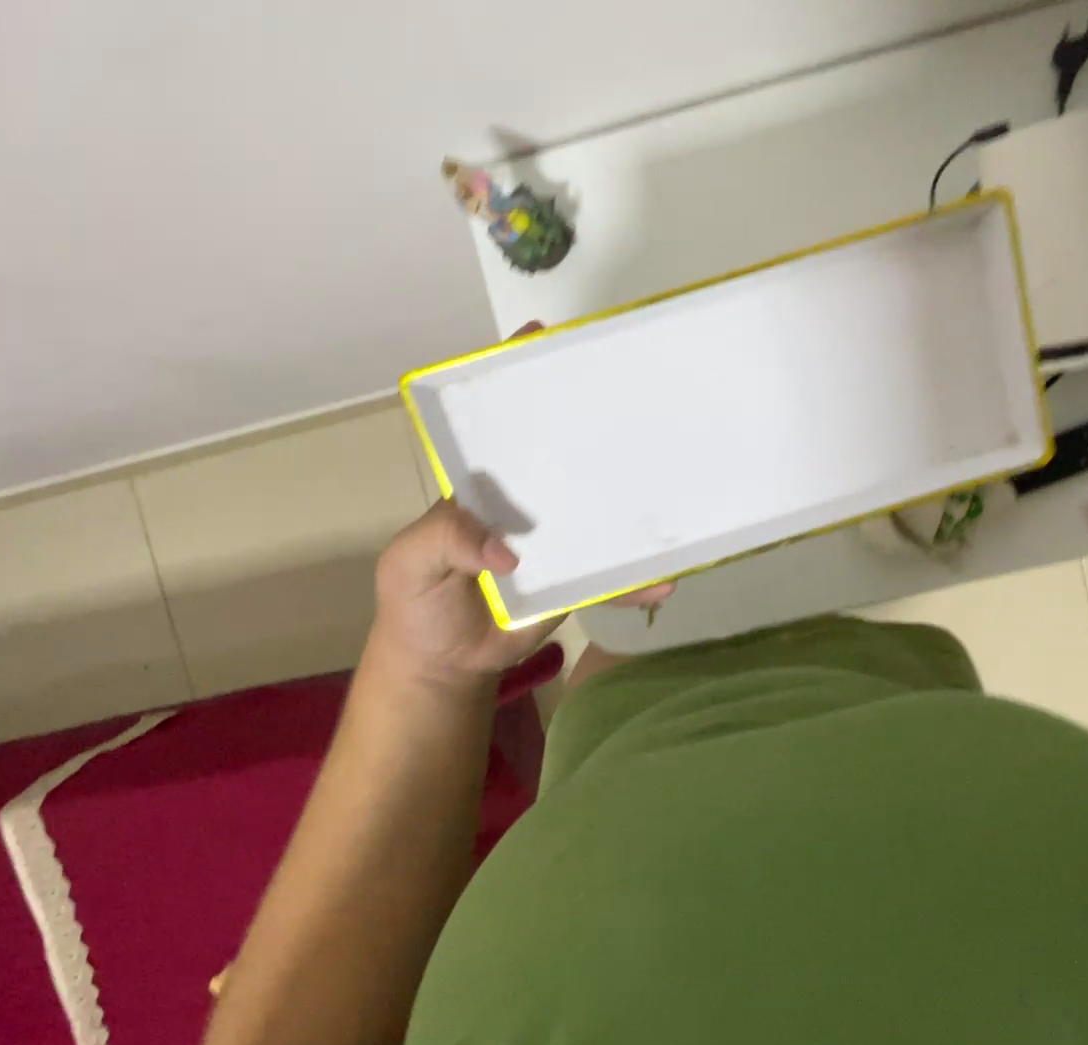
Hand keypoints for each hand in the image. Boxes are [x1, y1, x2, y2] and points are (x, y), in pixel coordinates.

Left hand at [367, 320, 673, 692]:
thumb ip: (444, 541)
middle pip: (563, 455)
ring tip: (678, 481)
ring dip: (634, 499)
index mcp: (485, 486)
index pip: (501, 423)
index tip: (550, 338)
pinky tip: (667, 579)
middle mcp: (528, 501)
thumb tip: (509, 551)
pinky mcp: (576, 580)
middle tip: (641, 400)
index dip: (518, 379)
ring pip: (599, 509)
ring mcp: (557, 540)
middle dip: (596, 426)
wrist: (446, 662)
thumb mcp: (410, 564)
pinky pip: (612, 576)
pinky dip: (638, 580)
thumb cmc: (418, 603)